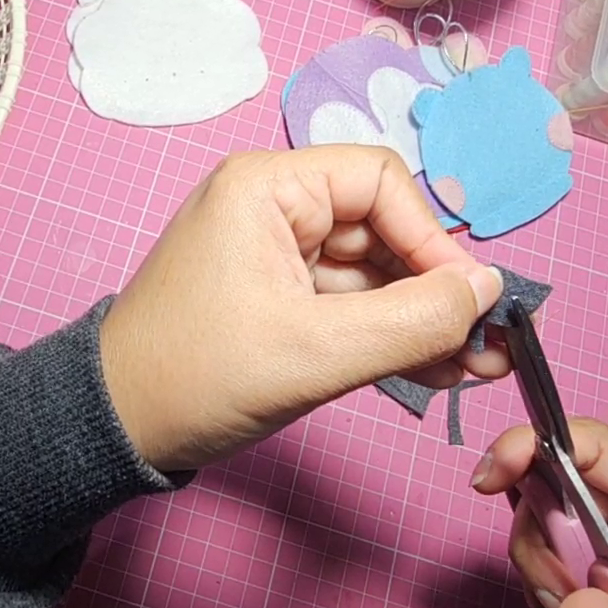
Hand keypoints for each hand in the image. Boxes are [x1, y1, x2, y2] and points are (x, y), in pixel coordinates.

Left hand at [100, 146, 504, 470]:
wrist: (120, 425)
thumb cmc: (201, 373)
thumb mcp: (316, 350)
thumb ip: (413, 319)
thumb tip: (487, 288)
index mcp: (268, 187)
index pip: (378, 181)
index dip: (431, 237)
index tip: (467, 300)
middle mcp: (274, 205)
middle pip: (380, 228)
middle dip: (433, 288)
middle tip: (484, 345)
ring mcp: (277, 252)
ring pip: (371, 271)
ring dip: (420, 318)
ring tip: (472, 368)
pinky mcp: (279, 294)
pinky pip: (348, 302)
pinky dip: (387, 333)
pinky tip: (435, 369)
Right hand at [471, 419, 607, 607]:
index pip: (595, 446)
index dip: (533, 446)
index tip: (489, 478)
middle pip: (555, 480)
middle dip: (541, 538)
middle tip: (559, 594)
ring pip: (542, 514)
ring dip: (542, 568)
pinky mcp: (604, 550)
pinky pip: (547, 545)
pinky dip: (545, 582)